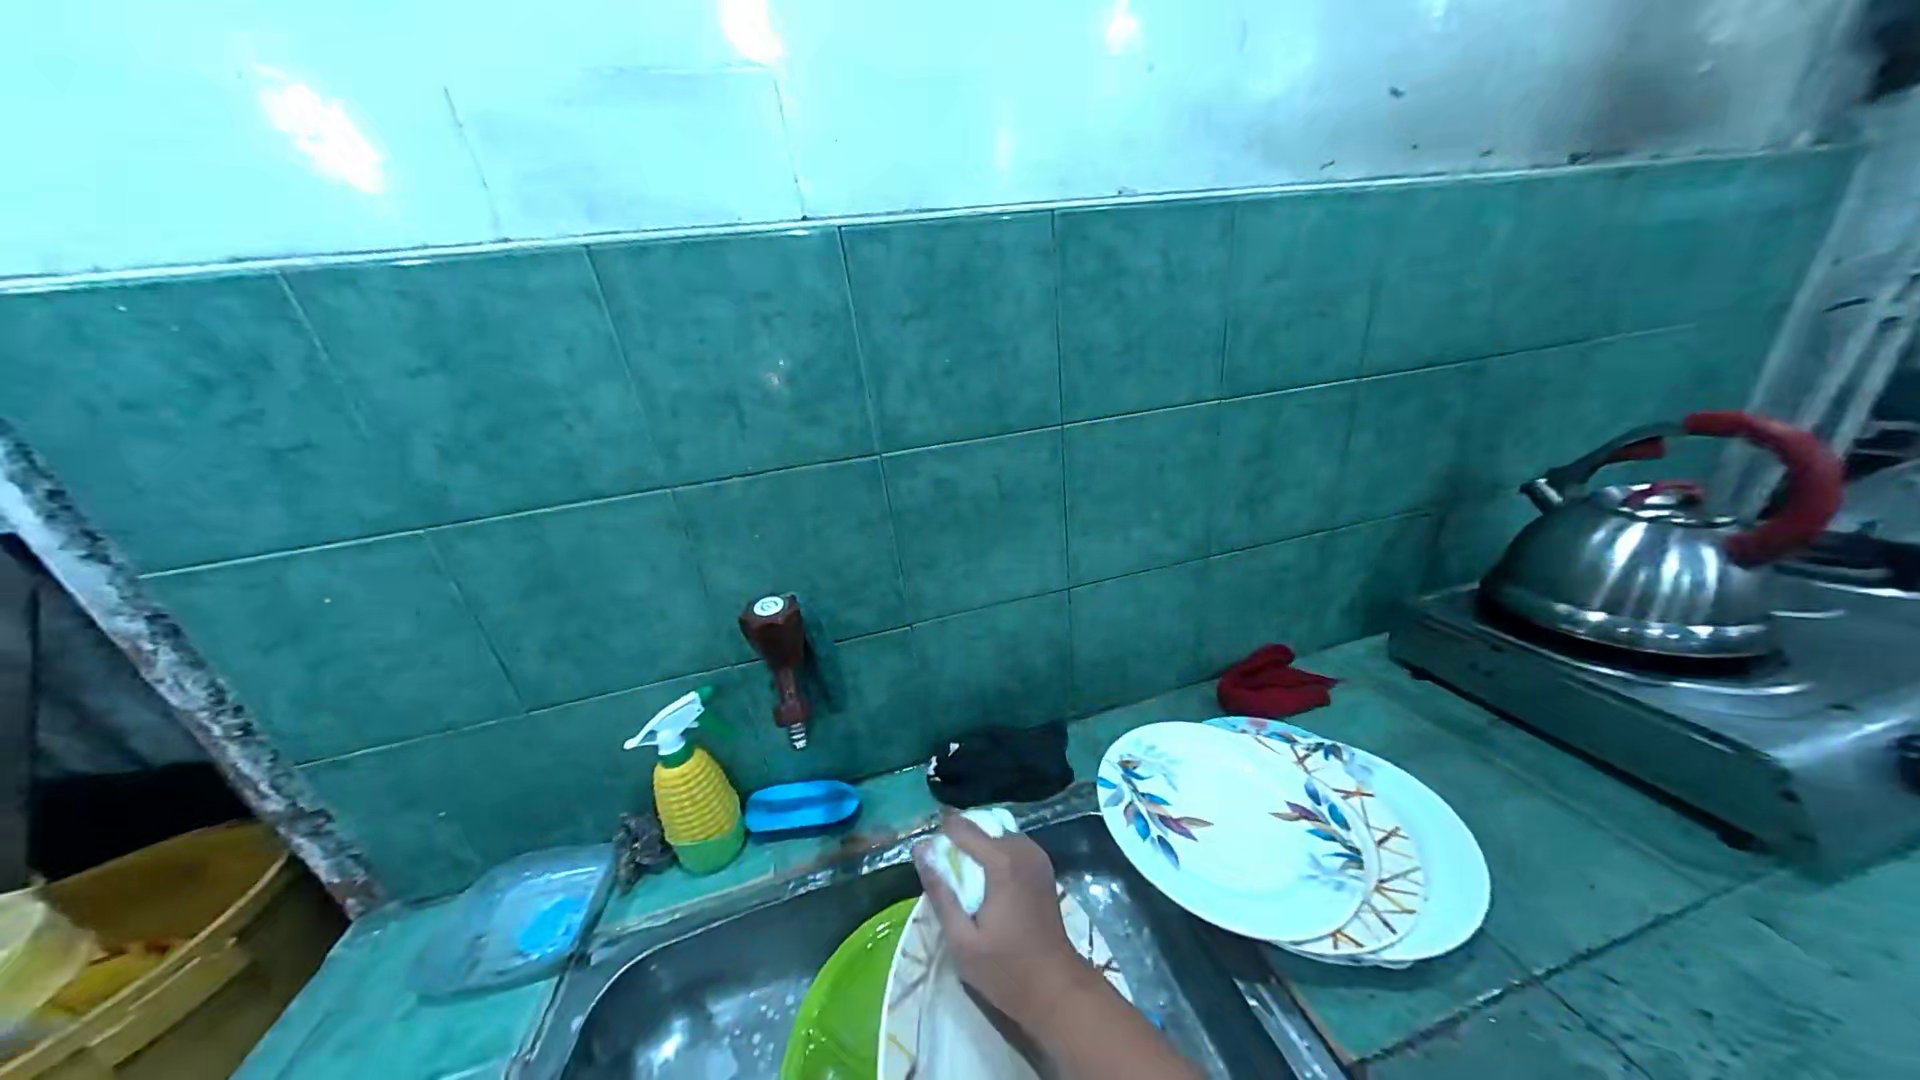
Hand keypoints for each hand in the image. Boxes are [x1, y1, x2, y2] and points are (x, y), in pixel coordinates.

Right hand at [912, 813, 1098, 1028]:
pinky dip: (996, 855)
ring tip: (965, 881)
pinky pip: (1012, 846)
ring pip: (996, 835)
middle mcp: (1022, 848)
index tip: (928, 857)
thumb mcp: (962, 939)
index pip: (962, 826)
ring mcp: (1037, 855)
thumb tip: (920, 850)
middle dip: (960, 844)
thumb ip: (941, 892)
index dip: (941, 835)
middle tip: (947, 877)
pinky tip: (989, 884)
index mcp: (1003, 861)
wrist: (1057, 987)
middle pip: (980, 828)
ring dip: (978, 849)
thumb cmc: (1006, 969)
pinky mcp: (1044, 866)